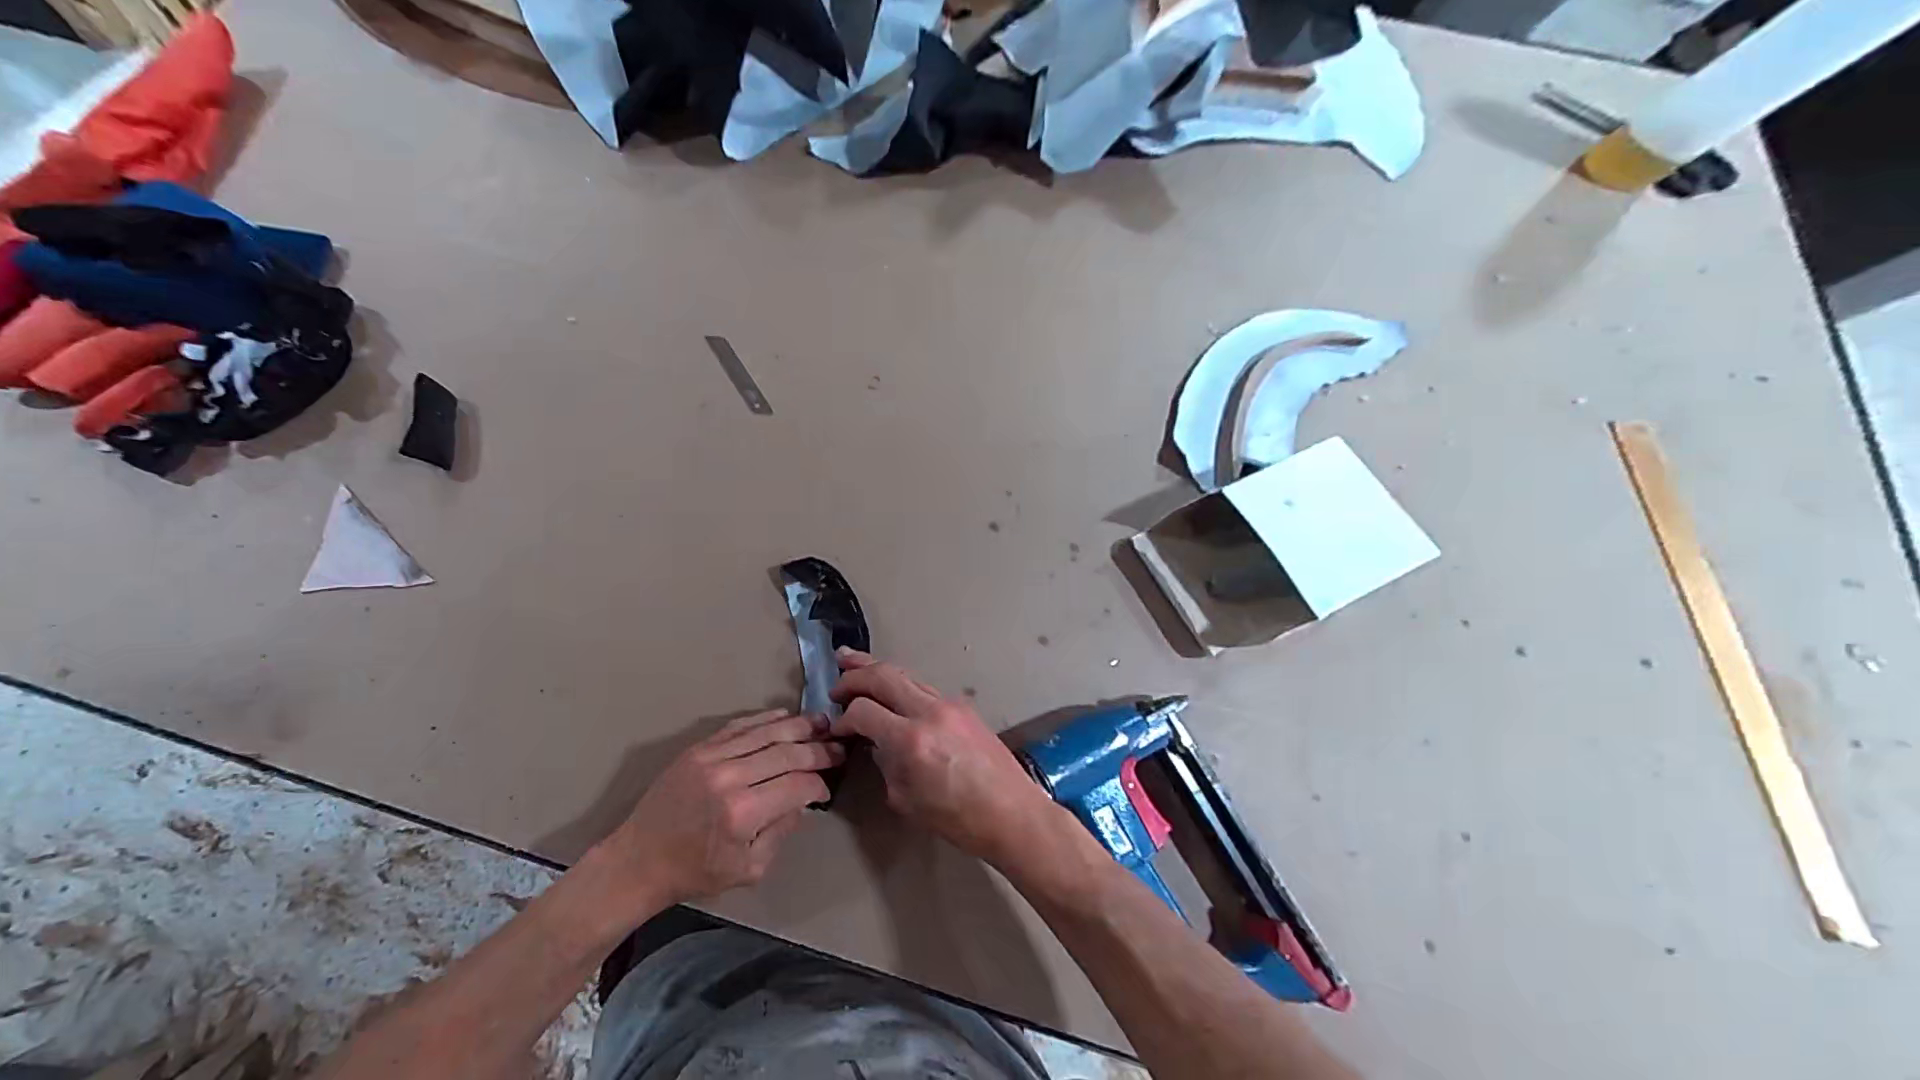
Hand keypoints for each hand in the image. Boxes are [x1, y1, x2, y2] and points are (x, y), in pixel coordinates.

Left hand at [595, 710, 842, 905]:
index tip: (828, 786)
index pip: (799, 785)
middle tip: (839, 747)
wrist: (639, 860)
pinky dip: (767, 719)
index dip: (820, 783)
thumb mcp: (749, 869)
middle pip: (788, 752)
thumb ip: (781, 831)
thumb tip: (803, 800)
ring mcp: (712, 758)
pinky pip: (741, 726)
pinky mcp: (699, 749)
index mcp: (744, 813)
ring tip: (822, 723)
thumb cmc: (696, 871)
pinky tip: (787, 717)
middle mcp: (730, 778)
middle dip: (819, 749)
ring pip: (767, 732)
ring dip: (800, 726)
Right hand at [830, 649, 1061, 866]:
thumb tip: (876, 744)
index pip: (863, 711)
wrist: (1012, 813)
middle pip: (882, 675)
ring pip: (905, 674)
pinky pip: (924, 688)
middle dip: (854, 676)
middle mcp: (930, 712)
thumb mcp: (905, 799)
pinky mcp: (964, 707)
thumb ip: (885, 764)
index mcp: (911, 740)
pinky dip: (901, 684)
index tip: (836, 728)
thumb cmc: (959, 818)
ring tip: (852, 661)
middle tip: (836, 685)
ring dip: (877, 669)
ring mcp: (950, 705)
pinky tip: (891, 690)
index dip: (843, 719)